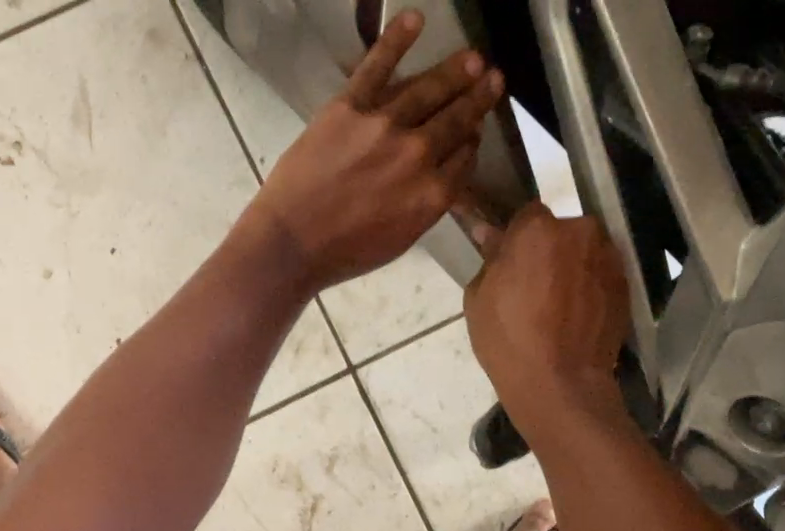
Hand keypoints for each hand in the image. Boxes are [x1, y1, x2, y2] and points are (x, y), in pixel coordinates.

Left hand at [239, 10, 504, 294]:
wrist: (291, 243)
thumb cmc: (343, 253)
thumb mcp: (399, 241)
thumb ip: (426, 206)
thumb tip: (442, 177)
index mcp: (432, 194)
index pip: (465, 157)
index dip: (472, 142)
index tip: (476, 132)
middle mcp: (418, 154)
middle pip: (456, 119)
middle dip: (478, 99)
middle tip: (493, 80)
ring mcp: (385, 126)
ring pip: (429, 90)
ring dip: (456, 71)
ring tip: (473, 58)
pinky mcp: (349, 106)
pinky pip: (378, 65)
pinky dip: (397, 38)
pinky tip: (416, 19)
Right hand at [461, 202, 631, 430]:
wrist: (560, 382)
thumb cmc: (508, 339)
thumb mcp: (478, 299)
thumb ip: (489, 259)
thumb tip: (490, 235)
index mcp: (537, 229)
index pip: (526, 214)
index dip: (516, 237)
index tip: (508, 260)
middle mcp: (579, 231)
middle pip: (560, 230)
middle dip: (547, 250)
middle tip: (532, 286)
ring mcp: (607, 256)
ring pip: (583, 252)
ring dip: (570, 268)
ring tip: (555, 306)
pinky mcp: (625, 283)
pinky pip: (600, 275)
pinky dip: (588, 287)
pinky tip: (574, 317)